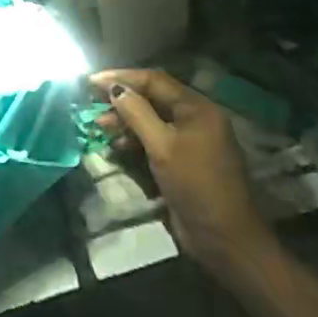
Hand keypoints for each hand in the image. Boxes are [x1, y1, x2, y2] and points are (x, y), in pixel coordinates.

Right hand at [90, 68, 271, 279]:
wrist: (225, 238)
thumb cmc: (195, 185)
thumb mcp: (162, 146)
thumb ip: (137, 113)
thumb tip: (115, 89)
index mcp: (197, 108)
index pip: (155, 80)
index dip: (122, 78)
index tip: (91, 81)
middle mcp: (196, 118)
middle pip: (153, 98)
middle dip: (122, 100)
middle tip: (93, 105)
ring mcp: (192, 140)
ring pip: (153, 119)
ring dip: (126, 120)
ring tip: (101, 127)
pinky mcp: (185, 161)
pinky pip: (157, 139)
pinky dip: (136, 139)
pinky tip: (117, 145)